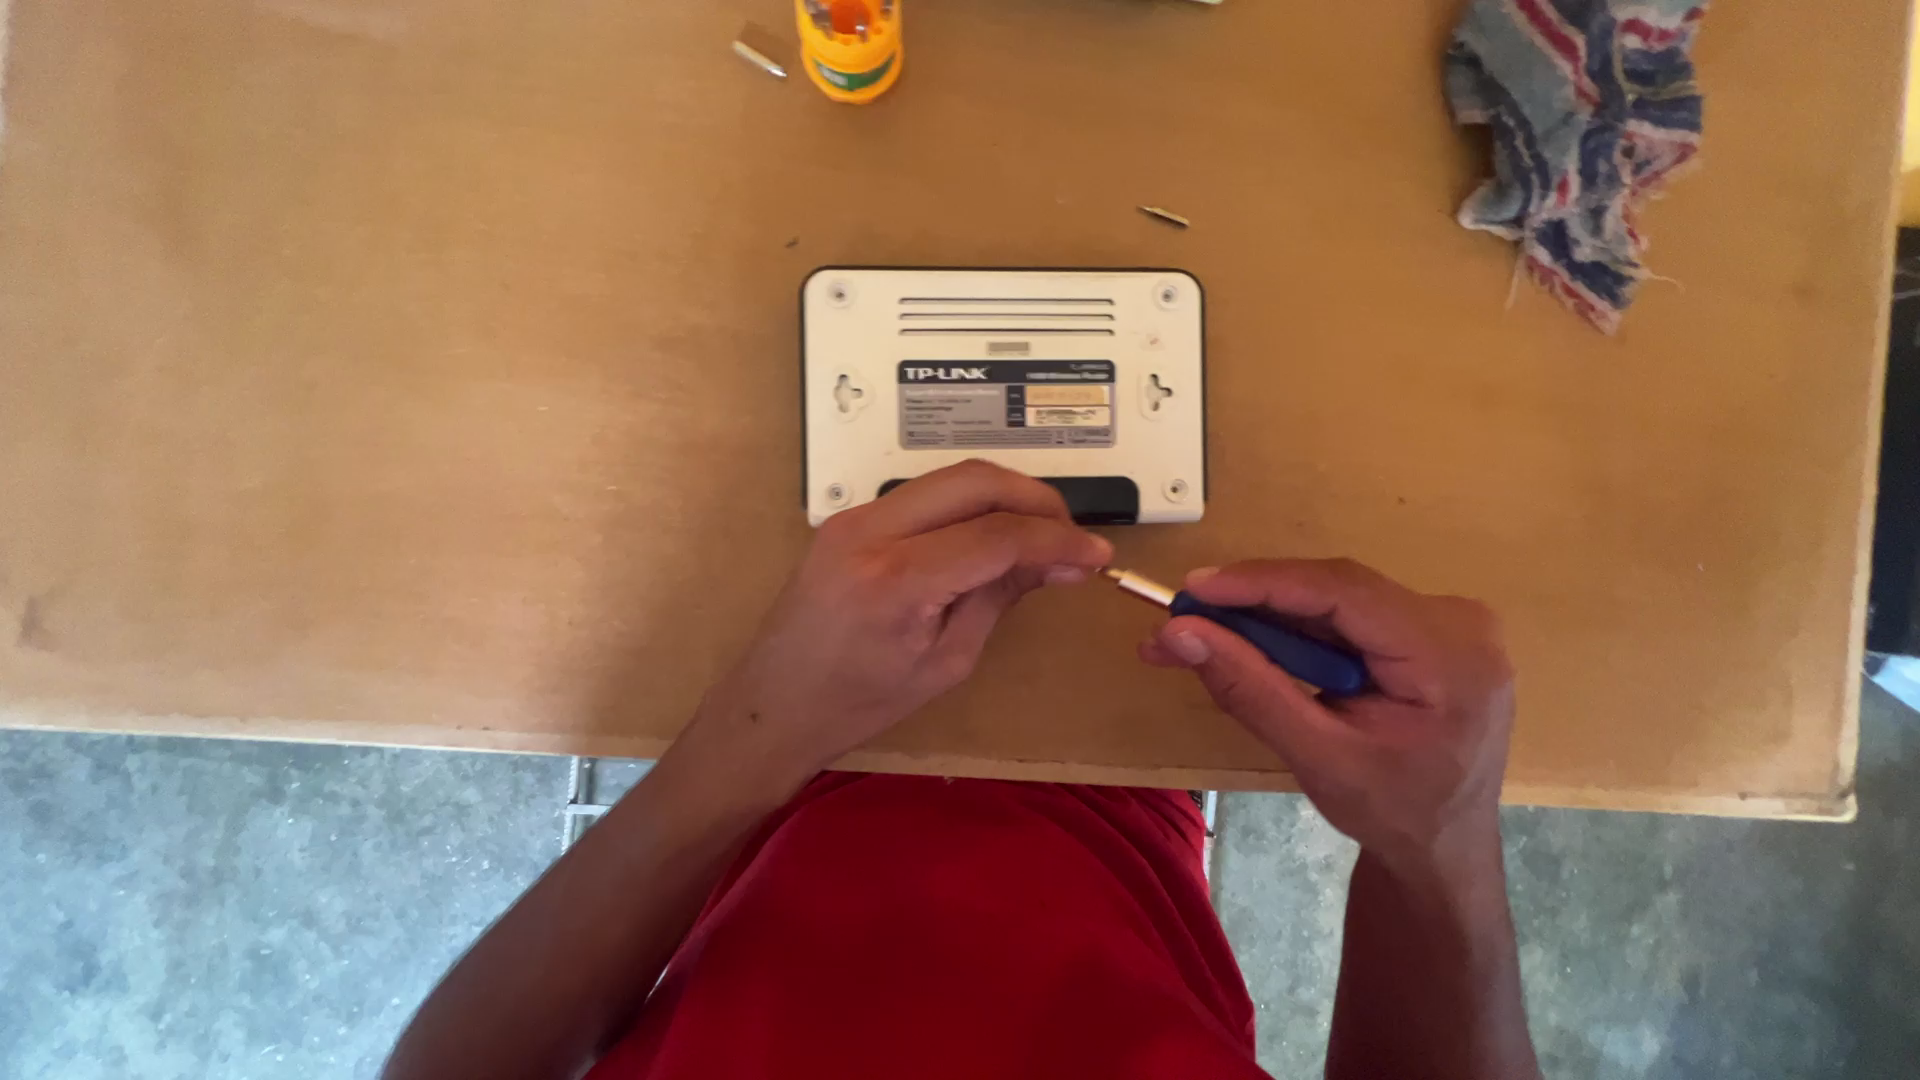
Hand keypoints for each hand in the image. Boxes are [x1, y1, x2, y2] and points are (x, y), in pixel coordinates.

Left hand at [695, 461, 1112, 783]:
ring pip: (950, 478)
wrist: (773, 705)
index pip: (997, 535)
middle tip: (1069, 536)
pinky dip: (969, 505)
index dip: (1057, 541)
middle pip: (974, 479)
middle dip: (1035, 499)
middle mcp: (870, 529)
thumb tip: (1059, 561)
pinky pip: (925, 495)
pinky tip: (991, 535)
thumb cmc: (859, 704)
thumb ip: (1000, 596)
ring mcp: (853, 516)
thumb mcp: (946, 661)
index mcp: (895, 579)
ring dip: (1003, 496)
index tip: (1097, 556)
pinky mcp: (849, 517)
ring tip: (1038, 537)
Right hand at [1140, 559, 1514, 871]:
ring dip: (1260, 614)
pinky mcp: (1419, 629)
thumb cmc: (1391, 812)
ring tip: (1195, 631)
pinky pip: (1339, 614)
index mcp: (1450, 656)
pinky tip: (1240, 639)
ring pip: (1329, 598)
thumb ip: (1248, 689)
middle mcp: (1456, 621)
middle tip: (1179, 616)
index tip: (1191, 588)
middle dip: (1250, 602)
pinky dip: (1286, 627)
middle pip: (1333, 589)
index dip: (1261, 583)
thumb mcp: (1316, 757)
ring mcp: (1441, 621)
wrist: (1444, 846)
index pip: (1343, 592)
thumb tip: (1178, 633)